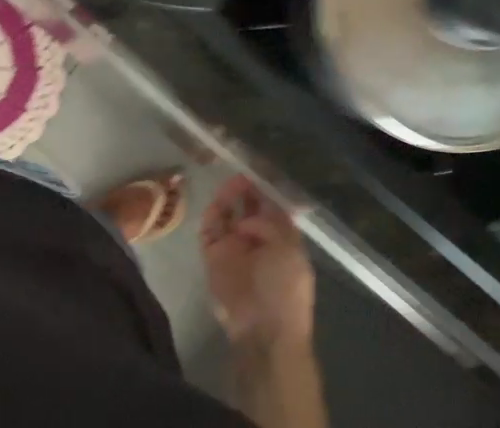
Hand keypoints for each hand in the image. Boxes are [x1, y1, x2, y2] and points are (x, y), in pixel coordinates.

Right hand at [201, 175, 315, 348]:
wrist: (262, 328)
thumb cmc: (284, 288)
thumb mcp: (289, 251)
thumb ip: (270, 225)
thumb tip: (248, 220)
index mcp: (282, 242)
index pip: (272, 211)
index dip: (265, 193)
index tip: (258, 172)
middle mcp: (258, 242)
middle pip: (248, 210)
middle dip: (245, 192)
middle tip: (239, 174)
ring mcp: (234, 249)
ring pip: (228, 216)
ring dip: (228, 199)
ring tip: (229, 183)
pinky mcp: (213, 256)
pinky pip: (210, 230)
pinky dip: (212, 215)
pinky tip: (217, 203)